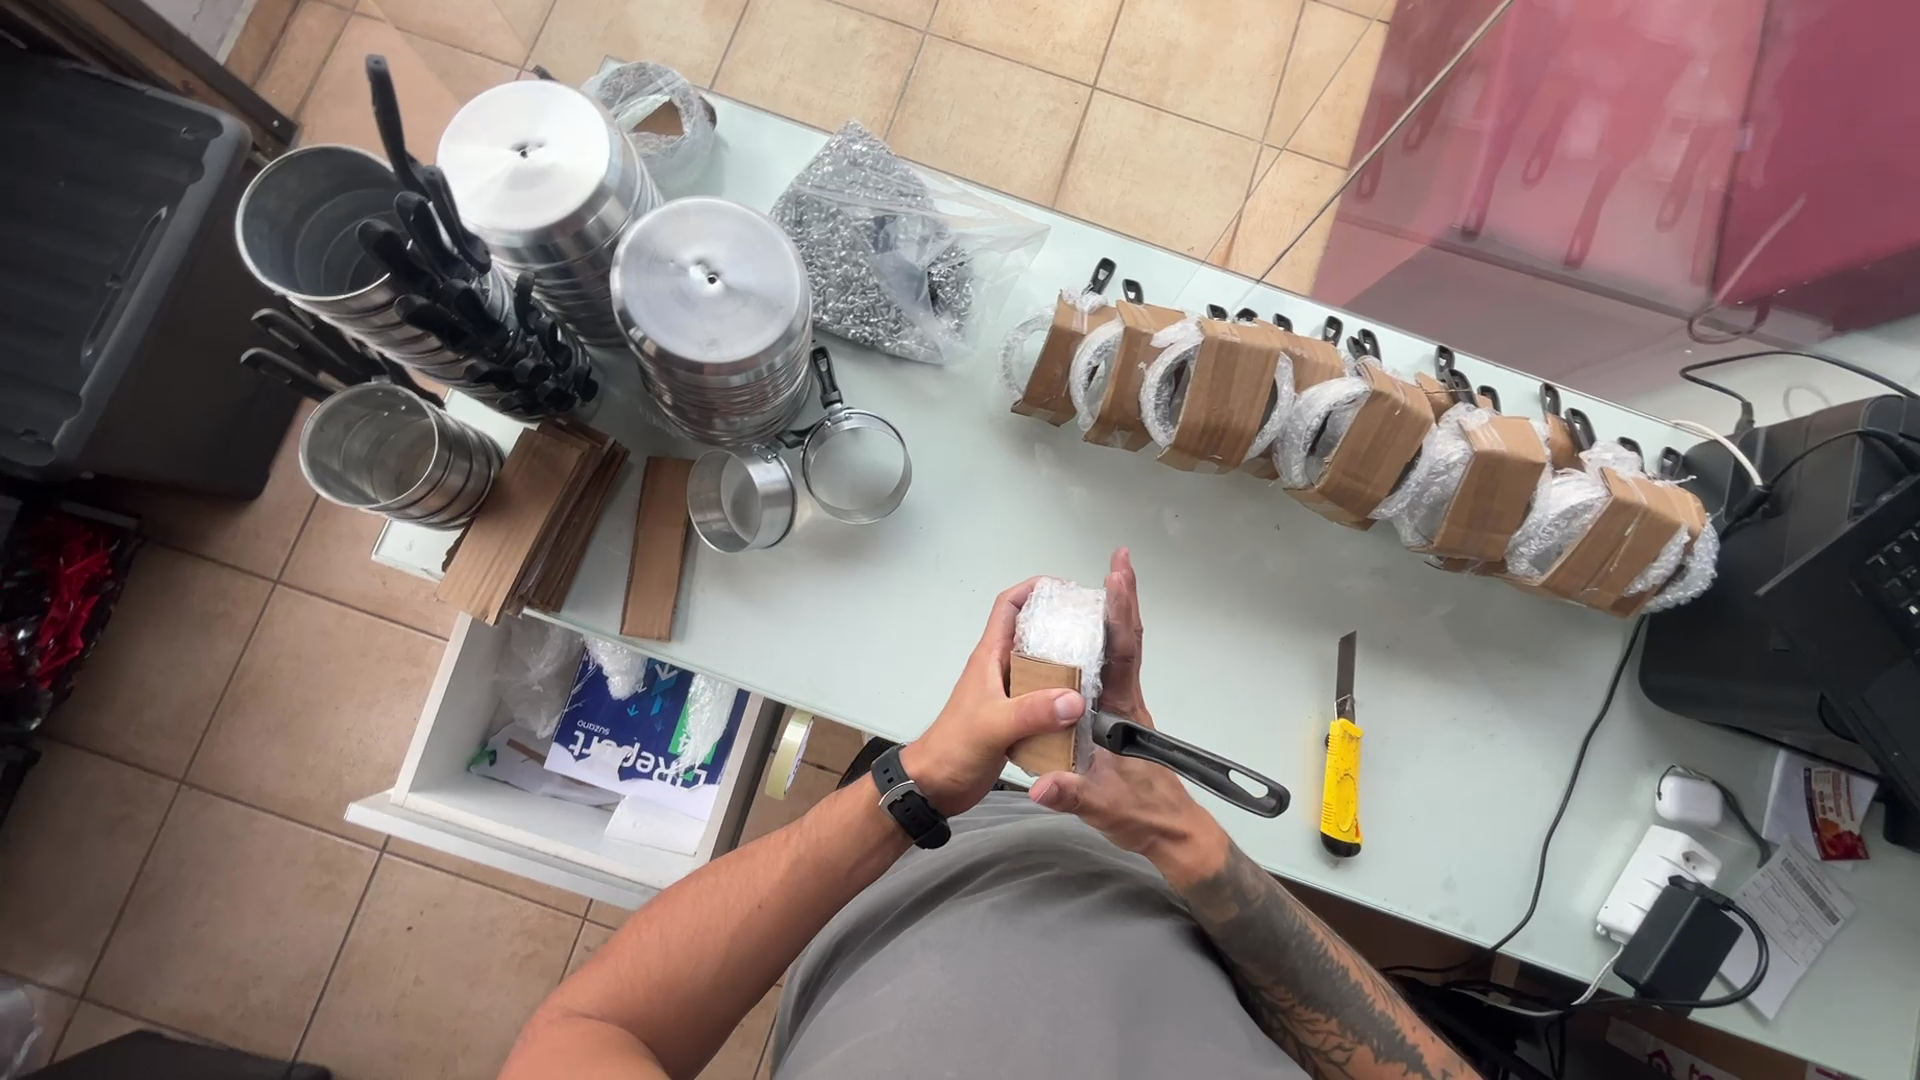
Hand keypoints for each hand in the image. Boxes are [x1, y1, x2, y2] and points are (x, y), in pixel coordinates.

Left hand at [900, 579, 1083, 816]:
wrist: (935, 785)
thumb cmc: (952, 748)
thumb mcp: (993, 725)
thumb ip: (1032, 712)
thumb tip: (1074, 699)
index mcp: (989, 657)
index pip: (1008, 606)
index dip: (1033, 589)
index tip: (1065, 589)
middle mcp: (1000, 669)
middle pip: (1032, 632)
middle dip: (1061, 623)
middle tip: (1095, 626)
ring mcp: (1008, 693)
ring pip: (1041, 665)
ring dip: (1067, 661)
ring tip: (1099, 661)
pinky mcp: (1016, 717)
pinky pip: (1044, 696)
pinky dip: (1064, 696)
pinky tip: (1086, 703)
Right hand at [1029, 550, 1227, 883]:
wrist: (1167, 831)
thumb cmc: (1141, 814)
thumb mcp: (1101, 806)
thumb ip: (1072, 794)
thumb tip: (1042, 785)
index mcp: (1122, 709)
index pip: (1122, 651)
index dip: (1119, 612)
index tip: (1114, 576)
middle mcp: (1123, 698)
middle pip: (1125, 638)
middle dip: (1122, 598)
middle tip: (1118, 560)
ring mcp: (1119, 704)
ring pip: (1118, 649)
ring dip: (1114, 614)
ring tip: (1105, 581)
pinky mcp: (1112, 714)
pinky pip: (1107, 666)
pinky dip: (1102, 639)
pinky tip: (1086, 631)